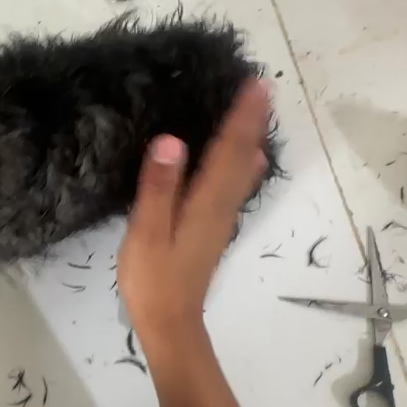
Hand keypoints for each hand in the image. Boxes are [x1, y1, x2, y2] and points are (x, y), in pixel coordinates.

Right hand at [117, 82, 271, 350]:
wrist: (170, 322)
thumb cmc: (153, 278)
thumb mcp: (147, 232)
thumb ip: (158, 187)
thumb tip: (173, 140)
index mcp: (206, 202)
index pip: (229, 151)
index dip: (242, 117)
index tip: (255, 84)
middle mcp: (221, 206)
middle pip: (242, 157)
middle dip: (252, 122)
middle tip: (259, 88)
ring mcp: (219, 219)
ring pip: (242, 171)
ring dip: (250, 140)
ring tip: (256, 114)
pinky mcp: (212, 229)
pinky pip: (233, 184)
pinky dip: (241, 162)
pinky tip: (244, 159)